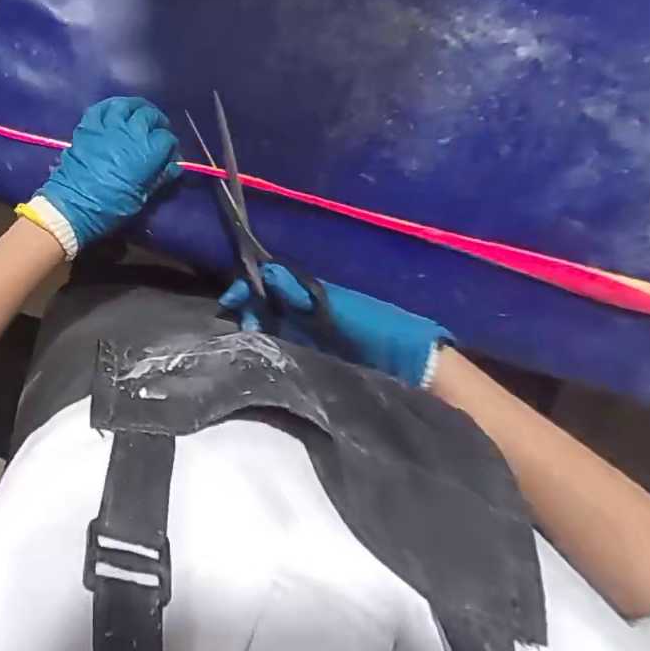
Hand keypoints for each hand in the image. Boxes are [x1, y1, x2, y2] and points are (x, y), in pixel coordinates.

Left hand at [36, 97, 181, 248]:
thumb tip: (174, 166)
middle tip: (157, 130)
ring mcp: (108, 126)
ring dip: (136, 107)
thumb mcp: (141, 197)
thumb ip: (159, 178)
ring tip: (139, 113)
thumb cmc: (111, 207)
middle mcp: (131, 132)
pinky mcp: (88, 127)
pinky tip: (115, 110)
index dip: (171, 146)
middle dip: (157, 122)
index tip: (169, 153)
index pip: (167, 138)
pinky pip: (100, 108)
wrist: (74, 205)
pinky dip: (109, 106)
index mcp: (148, 151)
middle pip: (149, 116)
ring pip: (126, 105)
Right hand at [220, 263, 450, 386]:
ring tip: (247, 347)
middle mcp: (307, 319)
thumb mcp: (341, 307)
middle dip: (248, 315)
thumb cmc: (381, 333)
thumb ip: (304, 292)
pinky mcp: (313, 370)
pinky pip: (282, 358)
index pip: (271, 287)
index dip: (249, 290)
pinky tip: (258, 362)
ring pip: (270, 334)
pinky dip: (268, 357)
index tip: (230, 300)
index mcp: (313, 298)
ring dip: (254, 337)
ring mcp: (309, 345)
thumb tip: (265, 273)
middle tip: (241, 330)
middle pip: (265, 311)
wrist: (418, 377)